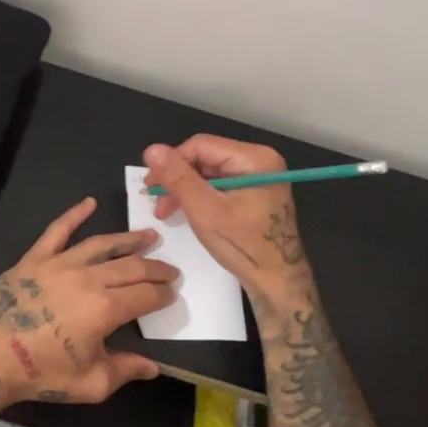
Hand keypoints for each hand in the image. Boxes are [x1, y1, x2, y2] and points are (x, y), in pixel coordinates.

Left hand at [0, 197, 177, 407]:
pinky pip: (57, 230)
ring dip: (128, 239)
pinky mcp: (34, 259)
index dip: (163, 294)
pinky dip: (74, 214)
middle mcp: (87, 278)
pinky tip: (89, 203)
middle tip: (169, 269)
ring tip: (147, 236)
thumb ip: (126, 370)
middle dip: (155, 267)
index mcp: (106, 308)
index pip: (146, 295)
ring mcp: (59, 264)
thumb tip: (153, 367)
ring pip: (101, 244)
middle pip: (130, 266)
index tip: (172, 293)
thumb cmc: (42, 374)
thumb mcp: (92, 383)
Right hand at [142, 134, 307, 282]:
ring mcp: (257, 175)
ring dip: (185, 189)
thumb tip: (151, 149)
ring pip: (208, 171)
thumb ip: (178, 178)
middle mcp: (259, 160)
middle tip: (157, 205)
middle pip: (204, 157)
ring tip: (167, 211)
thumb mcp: (205, 210)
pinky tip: (186, 211)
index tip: (150, 189)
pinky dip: (199, 195)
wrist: (276, 280)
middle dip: (177, 179)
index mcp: (254, 158)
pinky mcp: (253, 190)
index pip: (200, 146)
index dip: (171, 163)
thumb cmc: (243, 246)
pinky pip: (218, 183)